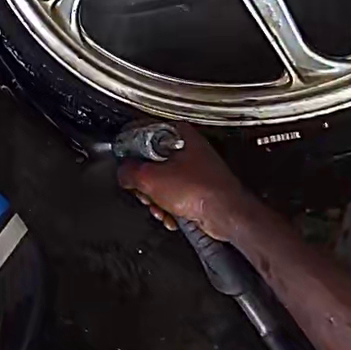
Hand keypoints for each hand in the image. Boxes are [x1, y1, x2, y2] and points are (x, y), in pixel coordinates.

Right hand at [115, 124, 266, 241]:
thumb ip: (129, 172)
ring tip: (161, 207)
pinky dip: (168, 207)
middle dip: (144, 184)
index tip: (124, 163)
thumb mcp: (150, 178)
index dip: (129, 151)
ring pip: (160, 181)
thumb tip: (123, 173)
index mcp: (177, 135)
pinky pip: (172, 195)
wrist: (227, 215)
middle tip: (144, 192)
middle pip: (149, 162)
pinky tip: (171, 215)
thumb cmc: (202, 191)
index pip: (142, 134)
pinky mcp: (196, 187)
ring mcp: (193, 168)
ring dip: (155, 199)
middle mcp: (187, 148)